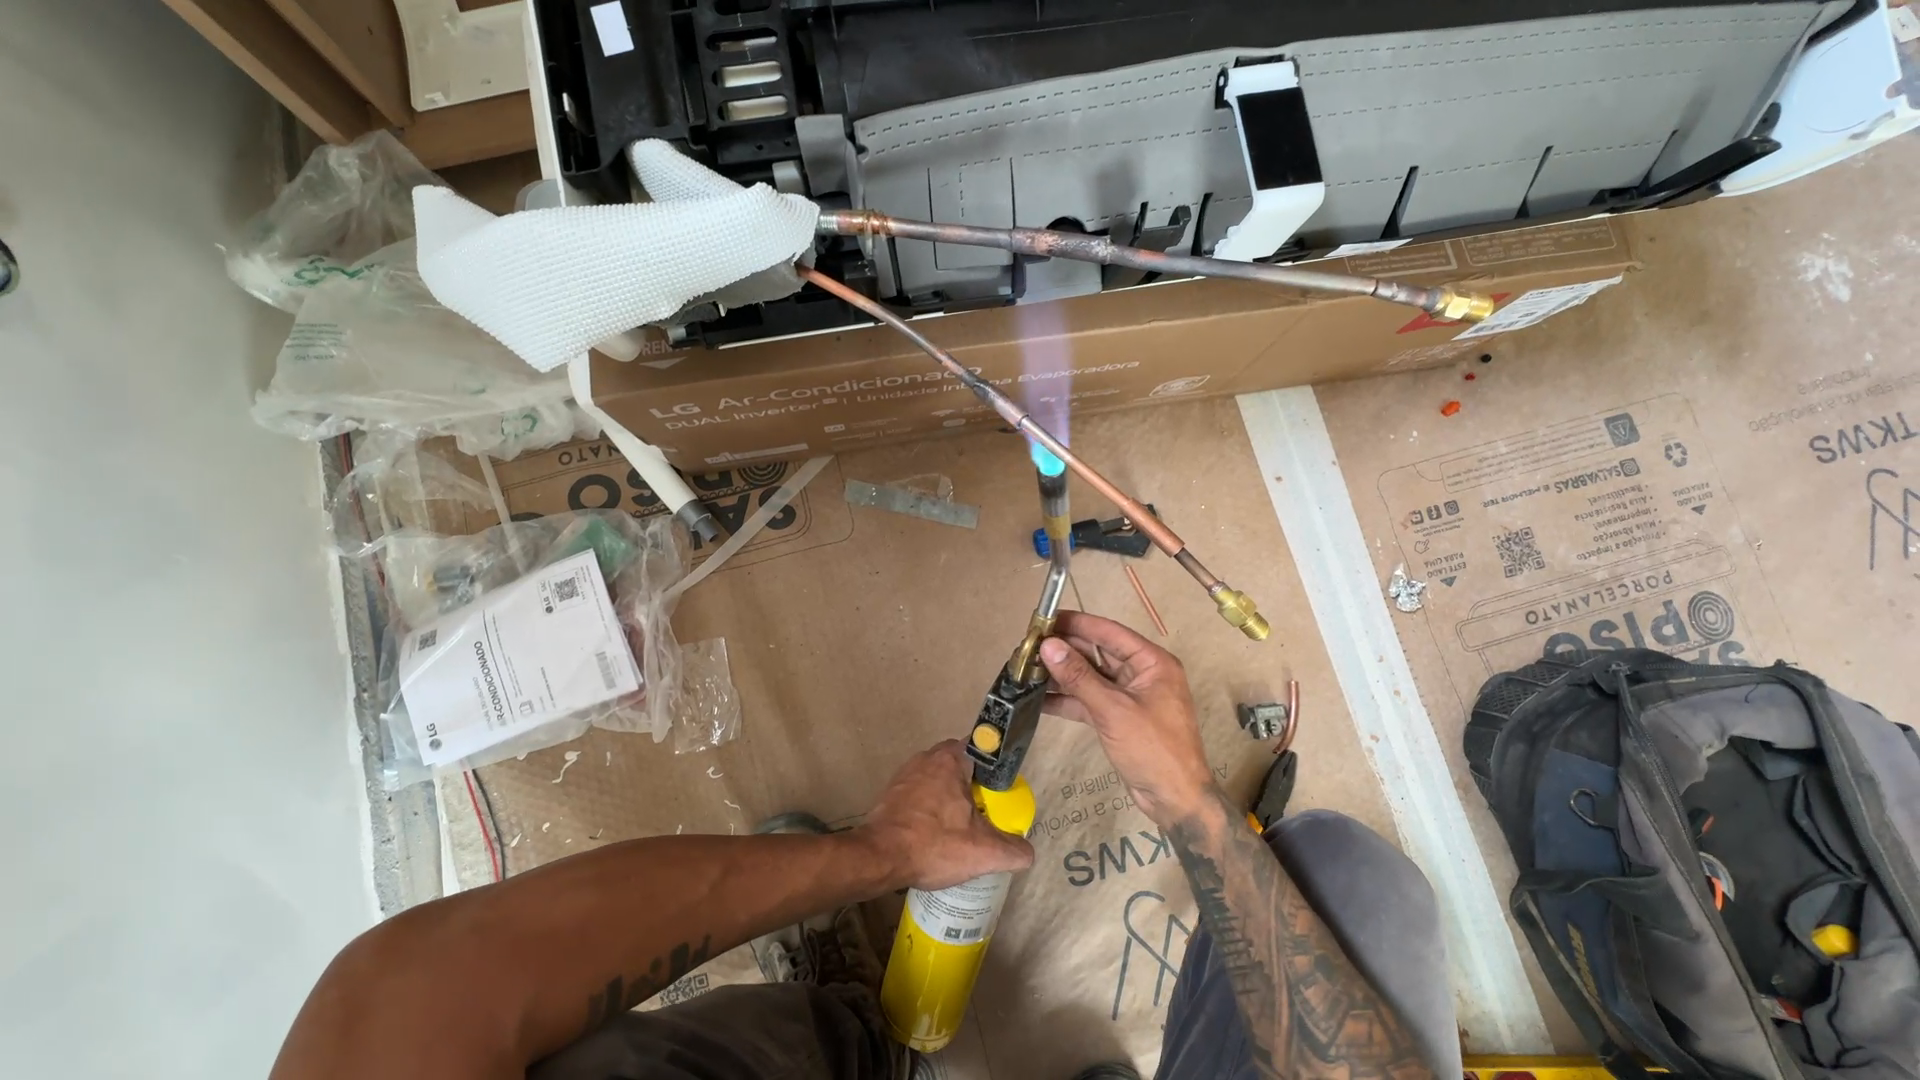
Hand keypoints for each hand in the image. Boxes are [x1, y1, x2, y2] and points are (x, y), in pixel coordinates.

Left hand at [858, 740, 1035, 890]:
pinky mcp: (891, 794)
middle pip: (960, 765)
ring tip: (959, 828)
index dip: (994, 768)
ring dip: (949, 799)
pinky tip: (934, 835)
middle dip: (972, 786)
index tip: (998, 793)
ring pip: (938, 780)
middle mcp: (926, 759)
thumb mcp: (984, 853)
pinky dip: (929, 809)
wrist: (878, 858)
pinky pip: (919, 794)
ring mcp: (905, 775)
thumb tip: (1027, 853)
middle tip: (983, 813)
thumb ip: (1014, 851)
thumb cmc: (932, 845)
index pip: (981, 747)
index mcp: (951, 760)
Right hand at [1041, 611, 1217, 825]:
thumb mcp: (1113, 710)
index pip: (1109, 633)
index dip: (1077, 624)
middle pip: (1098, 653)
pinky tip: (1039, 698)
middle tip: (1028, 646)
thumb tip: (1048, 646)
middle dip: (1064, 650)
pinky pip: (1089, 700)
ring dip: (1062, 675)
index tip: (1045, 618)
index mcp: (1152, 663)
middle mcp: (1142, 674)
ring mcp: (1129, 697)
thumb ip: (1079, 677)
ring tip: (1027, 670)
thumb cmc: (1152, 748)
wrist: (1175, 798)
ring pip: (1090, 677)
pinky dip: (1067, 699)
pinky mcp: (1118, 717)